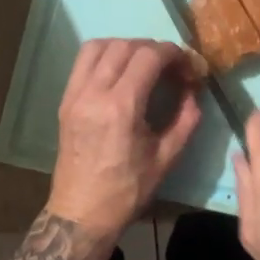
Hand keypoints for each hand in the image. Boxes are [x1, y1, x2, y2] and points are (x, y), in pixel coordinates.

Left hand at [49, 38, 202, 237]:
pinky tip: (121, 72)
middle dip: (154, 49)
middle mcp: (94, 93)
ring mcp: (75, 94)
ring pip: (100, 46)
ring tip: (144, 64)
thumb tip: (193, 91)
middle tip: (171, 67)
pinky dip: (105, 55)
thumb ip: (186, 119)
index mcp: (121, 107)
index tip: (188, 67)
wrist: (82, 213)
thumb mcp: (166, 157)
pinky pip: (83, 61)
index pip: (149, 56)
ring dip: (126, 46)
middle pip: (125, 46)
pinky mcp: (65, 100)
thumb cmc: (127, 190)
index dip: (174, 54)